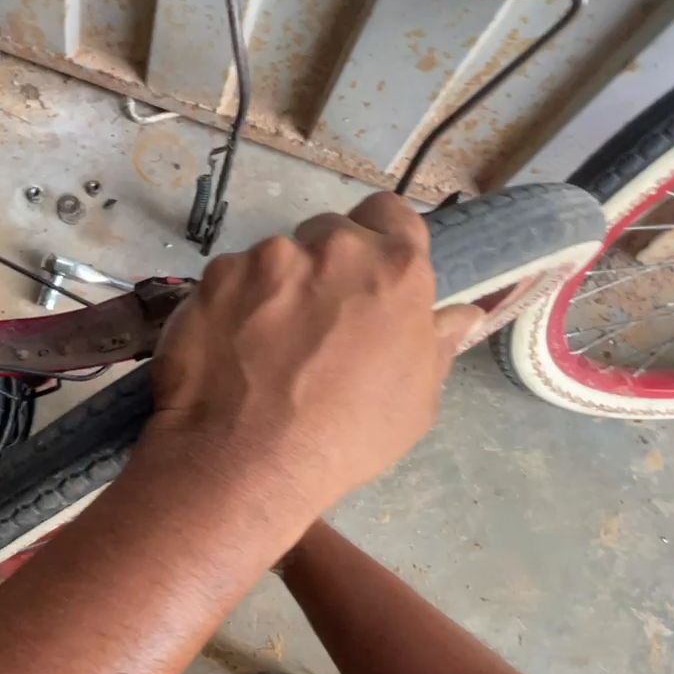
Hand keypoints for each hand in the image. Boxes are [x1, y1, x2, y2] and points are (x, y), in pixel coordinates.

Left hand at [143, 191, 481, 512]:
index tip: (363, 274)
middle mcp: (329, 248)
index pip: (389, 214)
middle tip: (310, 319)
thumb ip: (435, 341)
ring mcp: (264, 259)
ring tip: (260, 342)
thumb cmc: (344, 437)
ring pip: (271, 258)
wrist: (244, 459)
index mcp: (394, 268)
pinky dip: (228, 303)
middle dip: (322, 265)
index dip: (376, 239)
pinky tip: (225, 346)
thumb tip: (461, 313)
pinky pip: (226, 280)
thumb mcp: (415, 399)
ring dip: (272, 286)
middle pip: (327, 233)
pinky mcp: (212, 277)